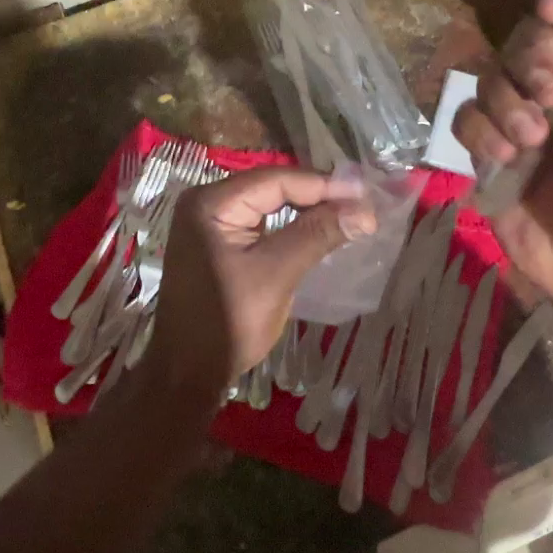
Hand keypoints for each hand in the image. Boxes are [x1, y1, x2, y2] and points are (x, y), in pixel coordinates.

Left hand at [149, 167, 376, 389]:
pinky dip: (290, 223)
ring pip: (268, 203)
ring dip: (307, 208)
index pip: (276, 179)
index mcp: (210, 202)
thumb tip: (366, 210)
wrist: (186, 373)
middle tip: (363, 203)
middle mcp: (206, 201)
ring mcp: (209, 222)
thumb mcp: (276, 275)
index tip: (366, 195)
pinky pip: (260, 221)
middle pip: (271, 186)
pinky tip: (318, 226)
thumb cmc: (227, 323)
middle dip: (318, 194)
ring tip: (349, 212)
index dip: (324, 185)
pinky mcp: (217, 241)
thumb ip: (317, 235)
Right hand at [454, 0, 552, 312]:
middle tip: (552, 98)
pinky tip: (504, 161)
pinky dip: (480, 133)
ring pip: (491, 75)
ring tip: (530, 144)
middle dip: (533, 59)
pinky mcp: (492, 152)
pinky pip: (466, 117)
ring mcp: (526, 122)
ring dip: (507, 104)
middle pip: (528, 38)